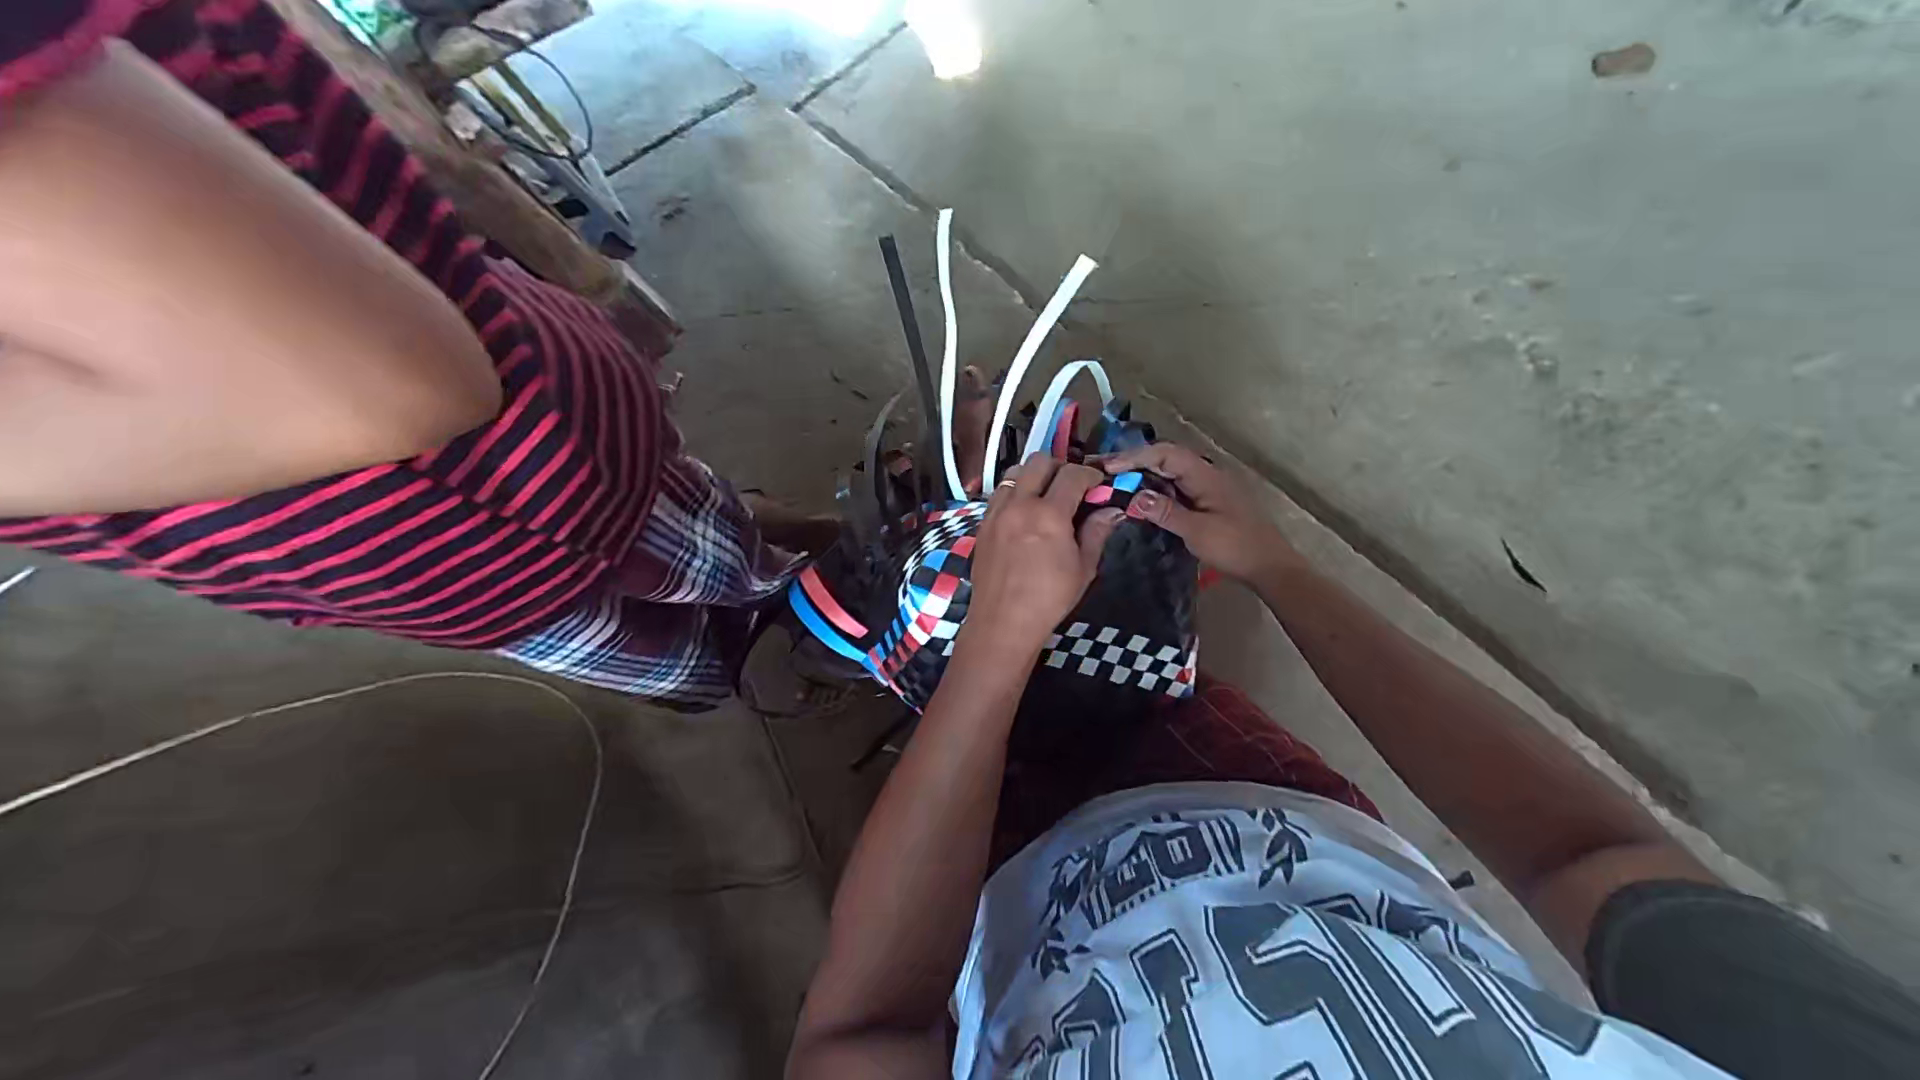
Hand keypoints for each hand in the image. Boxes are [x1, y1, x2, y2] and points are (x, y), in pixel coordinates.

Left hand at [963, 454, 1124, 652]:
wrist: (1003, 622)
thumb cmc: (1049, 599)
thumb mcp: (1083, 568)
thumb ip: (1096, 532)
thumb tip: (1111, 510)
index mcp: (1049, 515)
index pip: (1073, 475)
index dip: (1090, 475)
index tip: (1098, 484)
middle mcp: (1020, 505)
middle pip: (1040, 461)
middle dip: (1060, 467)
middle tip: (1071, 486)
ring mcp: (997, 513)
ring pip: (1015, 473)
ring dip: (1034, 476)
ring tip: (1045, 496)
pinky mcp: (983, 524)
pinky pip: (999, 493)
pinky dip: (1014, 492)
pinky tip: (1024, 512)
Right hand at [1096, 442, 1302, 581]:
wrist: (1269, 566)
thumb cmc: (1235, 547)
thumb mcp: (1197, 532)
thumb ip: (1165, 512)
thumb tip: (1134, 497)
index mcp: (1205, 476)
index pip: (1165, 453)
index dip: (1134, 457)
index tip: (1107, 467)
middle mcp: (1206, 475)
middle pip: (1165, 458)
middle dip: (1133, 462)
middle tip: (1103, 470)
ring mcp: (1207, 487)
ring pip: (1169, 472)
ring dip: (1142, 474)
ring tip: (1114, 481)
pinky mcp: (1206, 501)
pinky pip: (1175, 486)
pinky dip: (1154, 488)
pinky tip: (1138, 497)